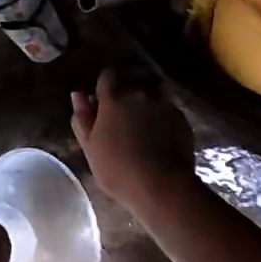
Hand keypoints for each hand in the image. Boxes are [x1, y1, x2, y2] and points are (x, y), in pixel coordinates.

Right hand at [70, 69, 195, 213]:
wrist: (161, 185)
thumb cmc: (117, 170)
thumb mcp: (90, 148)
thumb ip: (83, 118)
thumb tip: (78, 94)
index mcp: (113, 99)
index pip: (107, 76)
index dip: (105, 85)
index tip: (103, 100)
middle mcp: (139, 94)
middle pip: (133, 80)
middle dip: (127, 91)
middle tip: (123, 114)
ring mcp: (164, 104)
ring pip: (154, 91)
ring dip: (148, 99)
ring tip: (144, 119)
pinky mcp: (181, 118)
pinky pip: (169, 108)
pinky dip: (163, 115)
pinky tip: (161, 133)